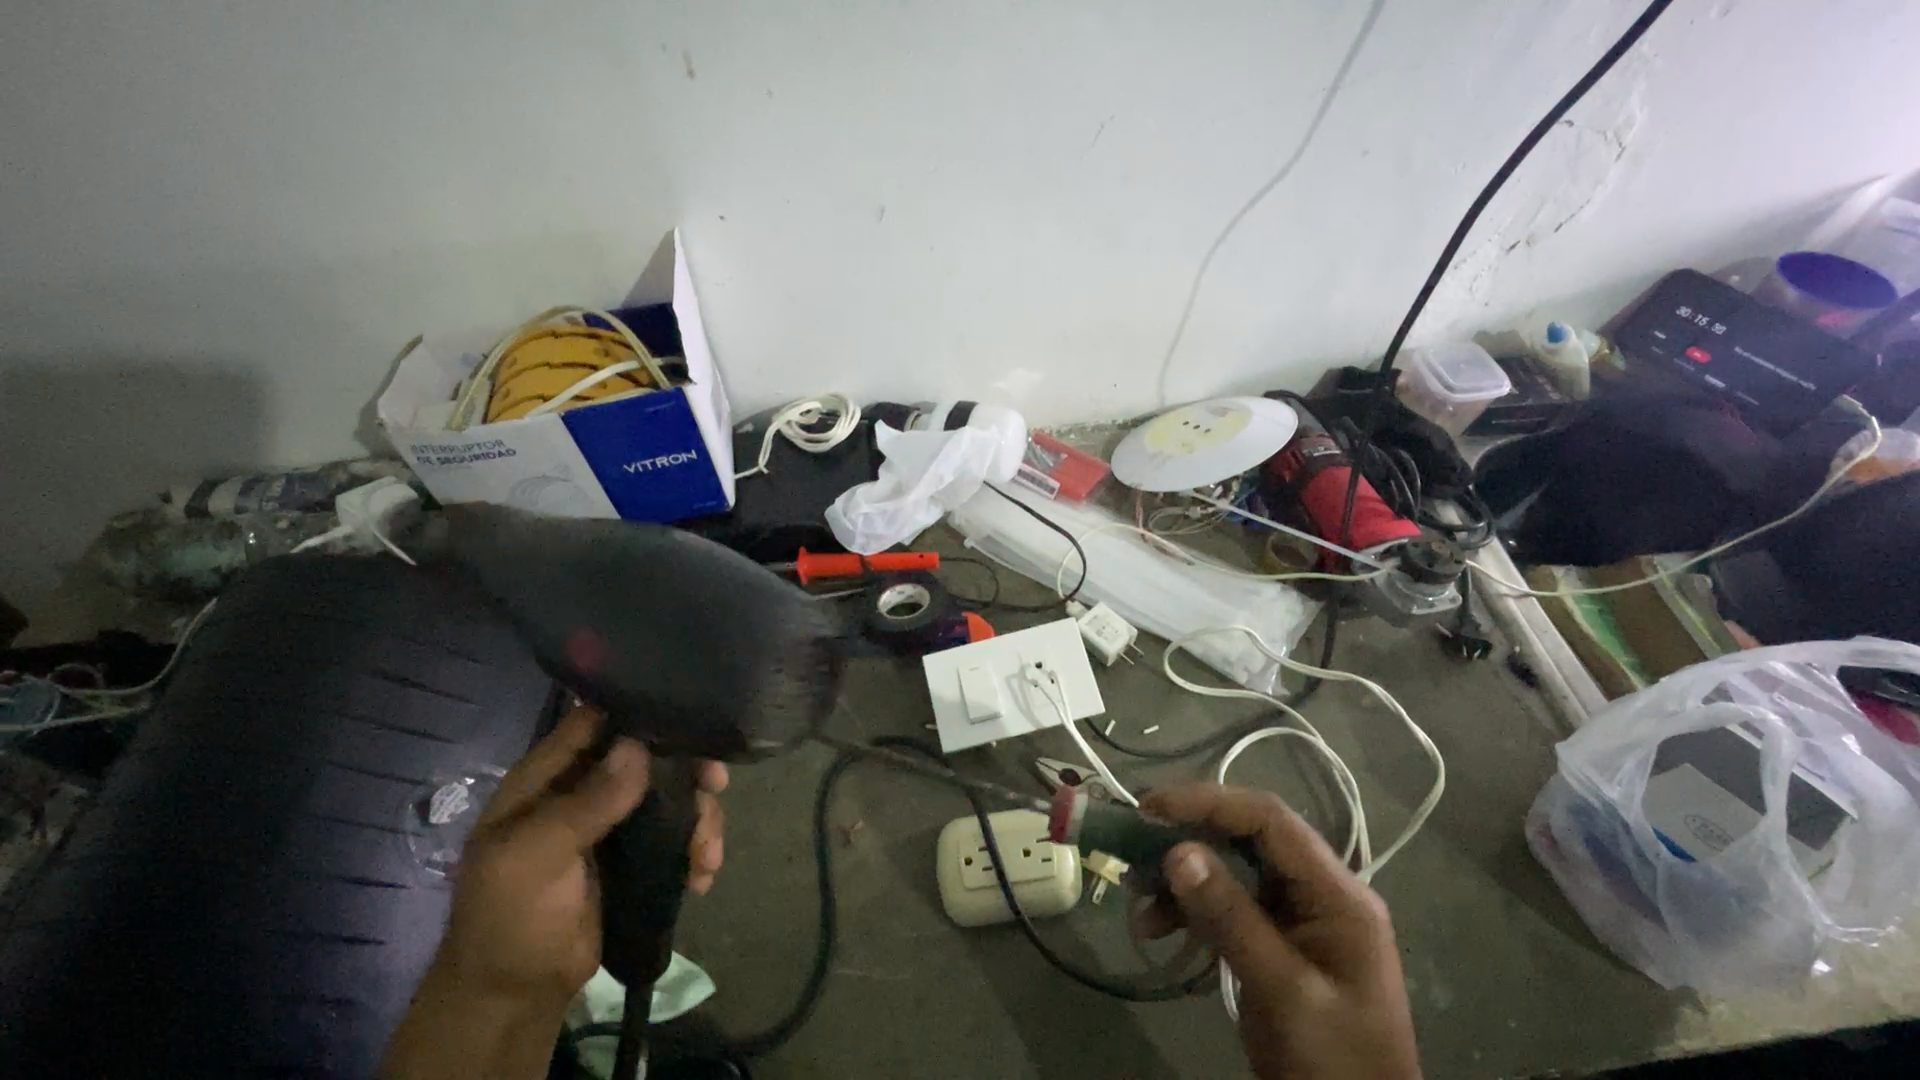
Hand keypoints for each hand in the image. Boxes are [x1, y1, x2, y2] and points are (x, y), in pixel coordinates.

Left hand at [382, 706, 728, 1079]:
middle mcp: (583, 790)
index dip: (637, 714)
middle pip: (647, 756)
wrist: (515, 997)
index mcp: (546, 778)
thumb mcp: (536, 856)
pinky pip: (677, 835)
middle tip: (716, 785)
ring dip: (698, 819)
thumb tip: (638, 746)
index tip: (686, 718)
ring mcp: (612, 825)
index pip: (594, 722)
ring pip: (671, 796)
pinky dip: (696, 849)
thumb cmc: (511, 918)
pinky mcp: (636, 858)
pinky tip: (702, 876)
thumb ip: (587, 802)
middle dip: (687, 770)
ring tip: (706, 856)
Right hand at [1138, 785, 1421, 1079]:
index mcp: (1336, 893)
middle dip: (1186, 838)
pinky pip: (1225, 906)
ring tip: (1136, 896)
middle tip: (1131, 843)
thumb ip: (1232, 919)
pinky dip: (1187, 911)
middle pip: (1245, 839)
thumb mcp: (1283, 991)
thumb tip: (1176, 852)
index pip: (1270, 820)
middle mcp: (1316, 891)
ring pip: (1229, 870)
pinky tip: (1155, 928)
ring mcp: (1295, 917)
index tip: (1151, 807)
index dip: (1209, 803)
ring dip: (1180, 878)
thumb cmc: (1334, 1059)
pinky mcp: (1272, 941)